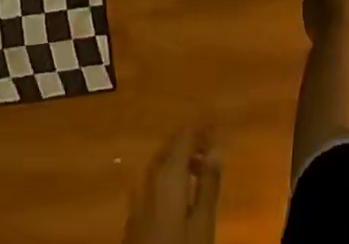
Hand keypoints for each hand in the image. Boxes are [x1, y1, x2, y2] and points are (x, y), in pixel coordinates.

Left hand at [123, 129, 221, 243]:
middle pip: (168, 150)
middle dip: (188, 142)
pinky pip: (151, 184)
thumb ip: (209, 187)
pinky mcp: (133, 219)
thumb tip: (215, 155)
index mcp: (168, 177)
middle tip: (210, 144)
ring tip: (199, 169)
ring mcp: (137, 201)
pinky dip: (167, 178)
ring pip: (158, 167)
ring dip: (177, 160)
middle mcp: (149, 181)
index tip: (215, 123)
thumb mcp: (204, 225)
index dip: (199, 128)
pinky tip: (178, 193)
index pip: (183, 138)